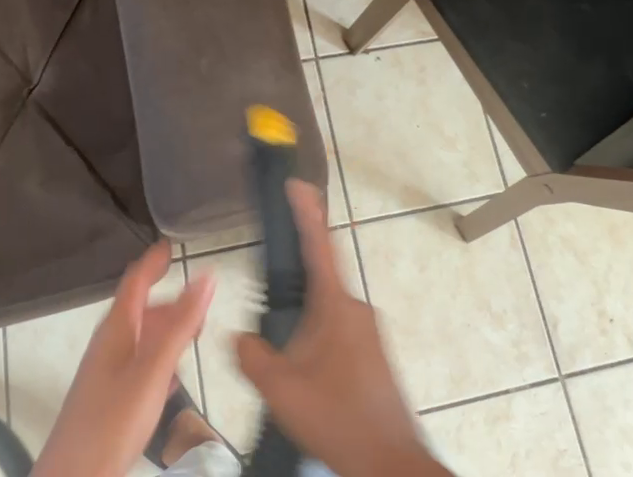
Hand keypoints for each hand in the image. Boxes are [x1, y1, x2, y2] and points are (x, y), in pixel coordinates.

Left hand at [33, 242, 214, 476]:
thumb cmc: (112, 421)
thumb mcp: (153, 370)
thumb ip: (180, 325)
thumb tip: (206, 277)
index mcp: (117, 330)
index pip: (135, 282)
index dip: (152, 262)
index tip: (170, 244)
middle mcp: (109, 345)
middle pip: (139, 310)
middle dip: (167, 299)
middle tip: (199, 297)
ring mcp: (107, 374)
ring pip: (140, 339)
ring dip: (166, 330)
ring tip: (194, 332)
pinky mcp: (110, 401)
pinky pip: (139, 366)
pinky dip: (159, 360)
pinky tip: (173, 377)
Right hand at [234, 181, 452, 476]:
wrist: (389, 462)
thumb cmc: (337, 417)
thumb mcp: (280, 389)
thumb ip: (252, 356)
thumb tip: (242, 339)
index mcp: (336, 305)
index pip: (318, 245)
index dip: (305, 212)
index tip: (296, 183)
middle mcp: (356, 310)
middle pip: (317, 286)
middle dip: (290, 301)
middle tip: (270, 330)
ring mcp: (368, 333)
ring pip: (324, 317)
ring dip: (302, 332)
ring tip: (284, 371)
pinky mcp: (373, 356)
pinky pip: (336, 336)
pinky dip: (315, 348)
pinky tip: (304, 382)